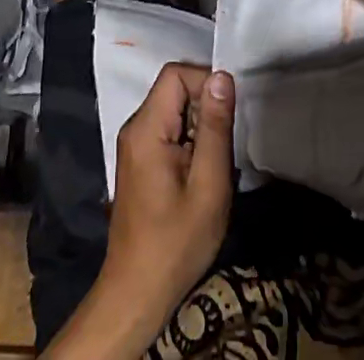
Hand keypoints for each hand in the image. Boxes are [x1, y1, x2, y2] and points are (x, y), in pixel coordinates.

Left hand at [104, 63, 235, 311]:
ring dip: (200, 127)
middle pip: (173, 89)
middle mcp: (134, 127)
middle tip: (224, 148)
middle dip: (205, 108)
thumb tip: (223, 76)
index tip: (229, 115)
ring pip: (173, 110)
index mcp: (146, 128)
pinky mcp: (140, 158)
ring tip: (214, 165)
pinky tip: (201, 173)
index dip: (206, 82)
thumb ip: (215, 127)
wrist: (139, 288)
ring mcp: (134, 143)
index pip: (175, 74)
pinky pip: (168, 130)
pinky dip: (190, 141)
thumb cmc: (178, 241)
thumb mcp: (209, 184)